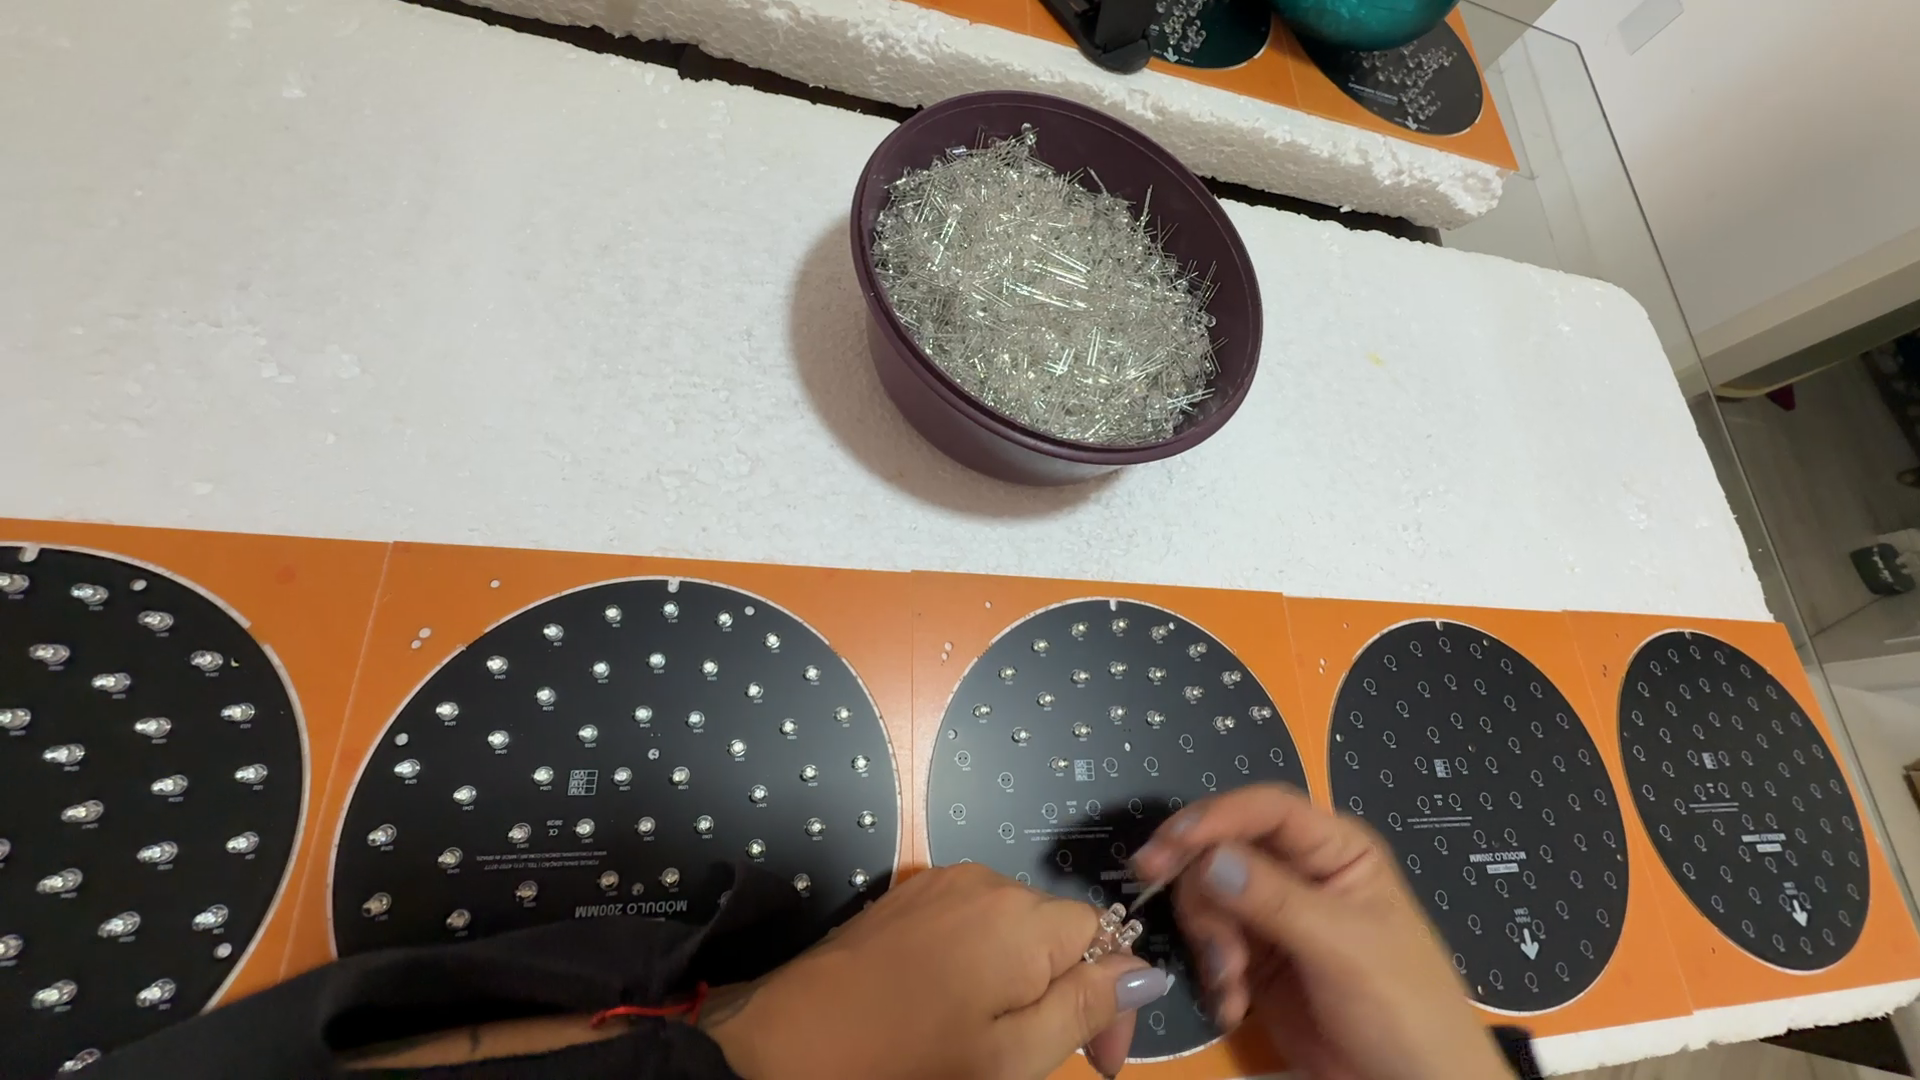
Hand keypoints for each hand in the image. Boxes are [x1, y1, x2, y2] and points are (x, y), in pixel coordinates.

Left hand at [706, 863, 1173, 1079]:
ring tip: (992, 1031)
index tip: (1100, 1061)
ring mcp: (943, 880)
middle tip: (1041, 1054)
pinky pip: (970, 916)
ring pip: (1013, 923)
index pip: (1100, 931)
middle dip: (1065, 985)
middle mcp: (987, 880)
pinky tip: (952, 999)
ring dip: (1022, 973)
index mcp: (1021, 915)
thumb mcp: (1013, 1056)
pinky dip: (981, 955)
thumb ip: (1085, 1006)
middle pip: (1055, 925)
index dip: (1111, 993)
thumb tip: (1147, 969)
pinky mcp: (910, 892)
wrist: (793, 1041)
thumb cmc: (913, 1058)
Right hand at [1132, 786, 1507, 1079]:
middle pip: (1221, 846)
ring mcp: (1269, 910)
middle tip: (1181, 917)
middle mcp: (1295, 867)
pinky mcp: (1252, 952)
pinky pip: (1208, 939)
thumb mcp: (1344, 950)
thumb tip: (1207, 858)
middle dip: (1202, 888)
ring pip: (1205, 891)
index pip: (1265, 809)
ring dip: (1209, 938)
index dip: (1216, 817)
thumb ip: (1274, 900)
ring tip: (1230, 983)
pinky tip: (1232, 1005)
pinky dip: (1211, 970)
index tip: (1170, 844)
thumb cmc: (1405, 1012)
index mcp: (1332, 847)